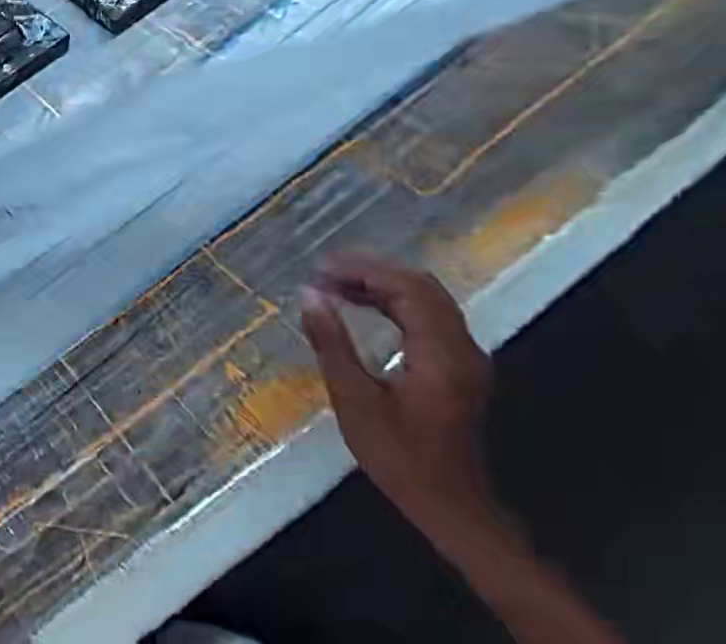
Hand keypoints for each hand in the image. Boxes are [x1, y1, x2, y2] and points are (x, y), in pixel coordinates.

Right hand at [300, 254, 494, 526]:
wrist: (448, 503)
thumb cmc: (396, 453)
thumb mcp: (353, 397)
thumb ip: (331, 341)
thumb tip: (309, 293)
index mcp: (441, 355)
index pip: (409, 291)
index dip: (363, 272)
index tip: (318, 272)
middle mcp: (463, 350)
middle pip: (424, 289)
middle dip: (372, 272)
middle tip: (323, 272)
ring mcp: (465, 360)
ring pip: (428, 301)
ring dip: (381, 286)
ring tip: (333, 286)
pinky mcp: (458, 369)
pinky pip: (428, 319)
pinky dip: (393, 304)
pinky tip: (360, 308)